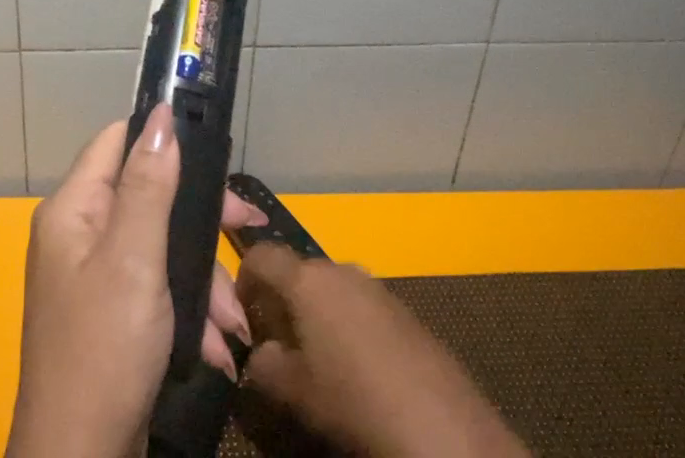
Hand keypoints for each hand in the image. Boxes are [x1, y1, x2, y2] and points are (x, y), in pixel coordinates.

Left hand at [6, 105, 266, 457]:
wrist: (81, 451)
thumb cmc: (105, 345)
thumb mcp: (133, 259)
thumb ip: (148, 186)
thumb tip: (161, 115)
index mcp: (73, 210)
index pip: (117, 143)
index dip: (163, 138)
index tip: (216, 156)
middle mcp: (80, 234)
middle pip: (149, 197)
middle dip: (201, 222)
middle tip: (247, 229)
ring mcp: (96, 276)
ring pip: (163, 248)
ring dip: (204, 281)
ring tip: (231, 324)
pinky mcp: (114, 313)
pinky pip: (159, 290)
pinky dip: (190, 312)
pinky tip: (215, 347)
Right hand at [238, 244, 529, 457]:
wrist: (442, 428)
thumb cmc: (352, 400)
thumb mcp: (291, 390)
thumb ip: (262, 362)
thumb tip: (262, 351)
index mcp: (307, 279)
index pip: (260, 255)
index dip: (242, 280)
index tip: (242, 316)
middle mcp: (341, 270)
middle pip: (297, 272)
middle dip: (281, 301)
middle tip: (277, 344)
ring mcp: (378, 288)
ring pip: (330, 289)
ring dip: (315, 314)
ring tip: (317, 359)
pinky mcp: (406, 311)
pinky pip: (361, 306)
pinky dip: (347, 325)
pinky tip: (356, 368)